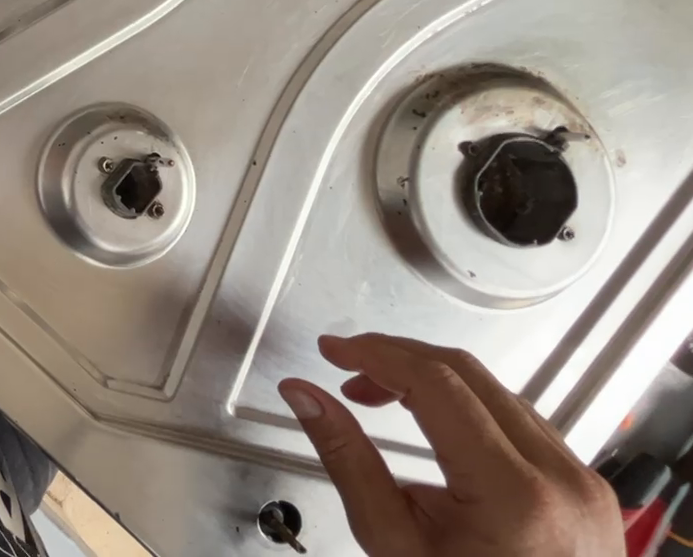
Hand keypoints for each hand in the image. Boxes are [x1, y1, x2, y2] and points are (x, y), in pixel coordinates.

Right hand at [279, 334, 621, 556]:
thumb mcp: (391, 539)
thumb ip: (345, 459)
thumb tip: (302, 394)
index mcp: (512, 492)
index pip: (435, 384)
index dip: (374, 354)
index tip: (332, 350)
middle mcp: (560, 478)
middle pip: (466, 373)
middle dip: (394, 356)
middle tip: (346, 363)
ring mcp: (581, 480)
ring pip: (492, 387)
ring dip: (424, 375)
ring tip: (376, 392)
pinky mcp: (585, 485)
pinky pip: (516, 414)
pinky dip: (460, 399)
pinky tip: (426, 415)